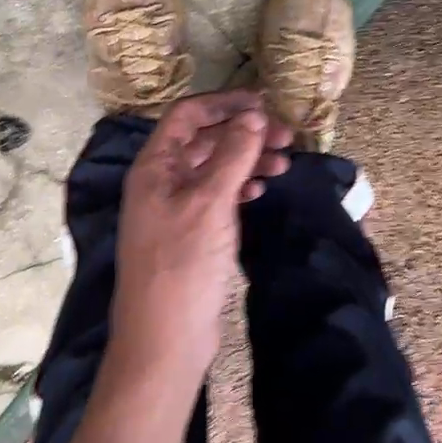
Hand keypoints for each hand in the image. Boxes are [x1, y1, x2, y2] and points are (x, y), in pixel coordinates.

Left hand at [112, 89, 293, 375]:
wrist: (164, 338)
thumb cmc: (183, 263)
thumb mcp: (211, 202)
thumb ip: (233, 155)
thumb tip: (253, 115)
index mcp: (154, 165)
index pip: (187, 115)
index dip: (223, 103)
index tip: (263, 104)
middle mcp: (161, 180)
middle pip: (204, 139)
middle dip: (243, 133)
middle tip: (287, 137)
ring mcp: (174, 207)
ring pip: (213, 167)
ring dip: (246, 160)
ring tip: (284, 164)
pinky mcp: (189, 232)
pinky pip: (216, 195)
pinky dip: (239, 186)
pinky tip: (260, 190)